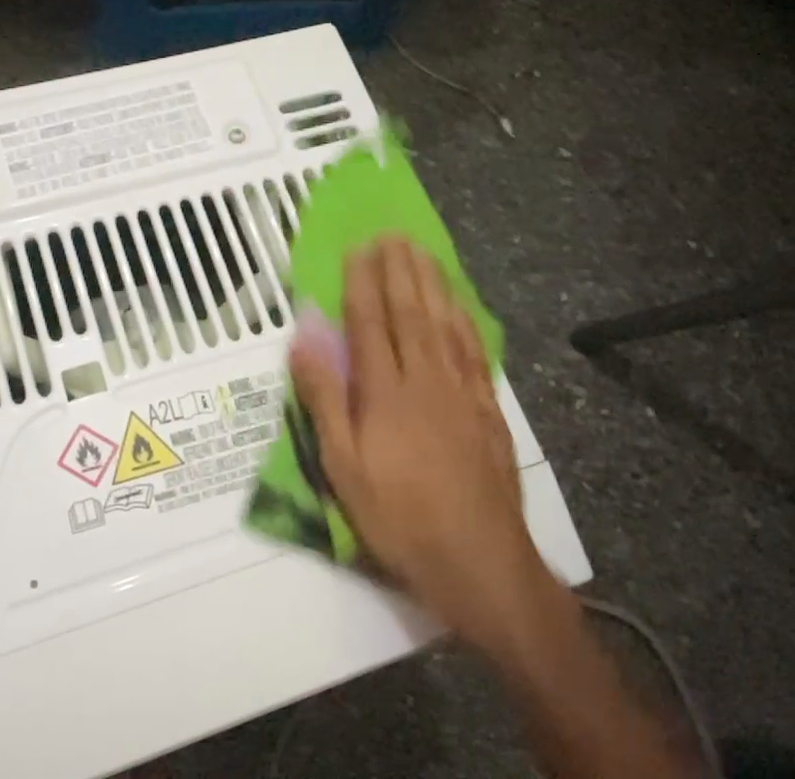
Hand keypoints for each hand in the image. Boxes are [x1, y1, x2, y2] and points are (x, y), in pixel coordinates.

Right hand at [290, 236, 559, 654]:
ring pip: (446, 324)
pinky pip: (475, 351)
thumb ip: (324, 398)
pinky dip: (464, 320)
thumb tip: (304, 339)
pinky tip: (460, 306)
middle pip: (411, 313)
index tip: (357, 249)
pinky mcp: (489, 410)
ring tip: (422, 252)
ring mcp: (463, 393)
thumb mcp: (343, 467)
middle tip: (391, 234)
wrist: (478, 560)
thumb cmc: (398, 518)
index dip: (362, 284)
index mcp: (386, 393)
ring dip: (432, 284)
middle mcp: (427, 380)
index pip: (370, 324)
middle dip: (399, 271)